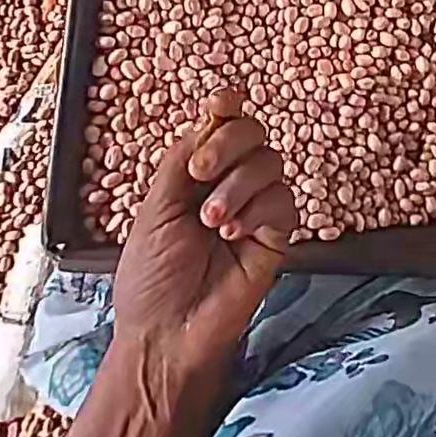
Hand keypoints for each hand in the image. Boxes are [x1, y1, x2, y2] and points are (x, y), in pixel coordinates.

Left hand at [113, 89, 296, 376]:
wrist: (166, 332)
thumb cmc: (152, 274)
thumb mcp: (155, 208)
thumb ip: (181, 160)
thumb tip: (209, 118)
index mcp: (198, 172)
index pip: (221, 125)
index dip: (226, 107)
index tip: (219, 104)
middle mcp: (230, 181)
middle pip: (251, 132)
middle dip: (228, 143)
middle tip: (201, 171)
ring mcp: (256, 206)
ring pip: (269, 162)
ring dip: (237, 185)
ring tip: (211, 221)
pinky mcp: (277, 232)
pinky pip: (283, 199)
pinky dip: (257, 208)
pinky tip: (233, 234)